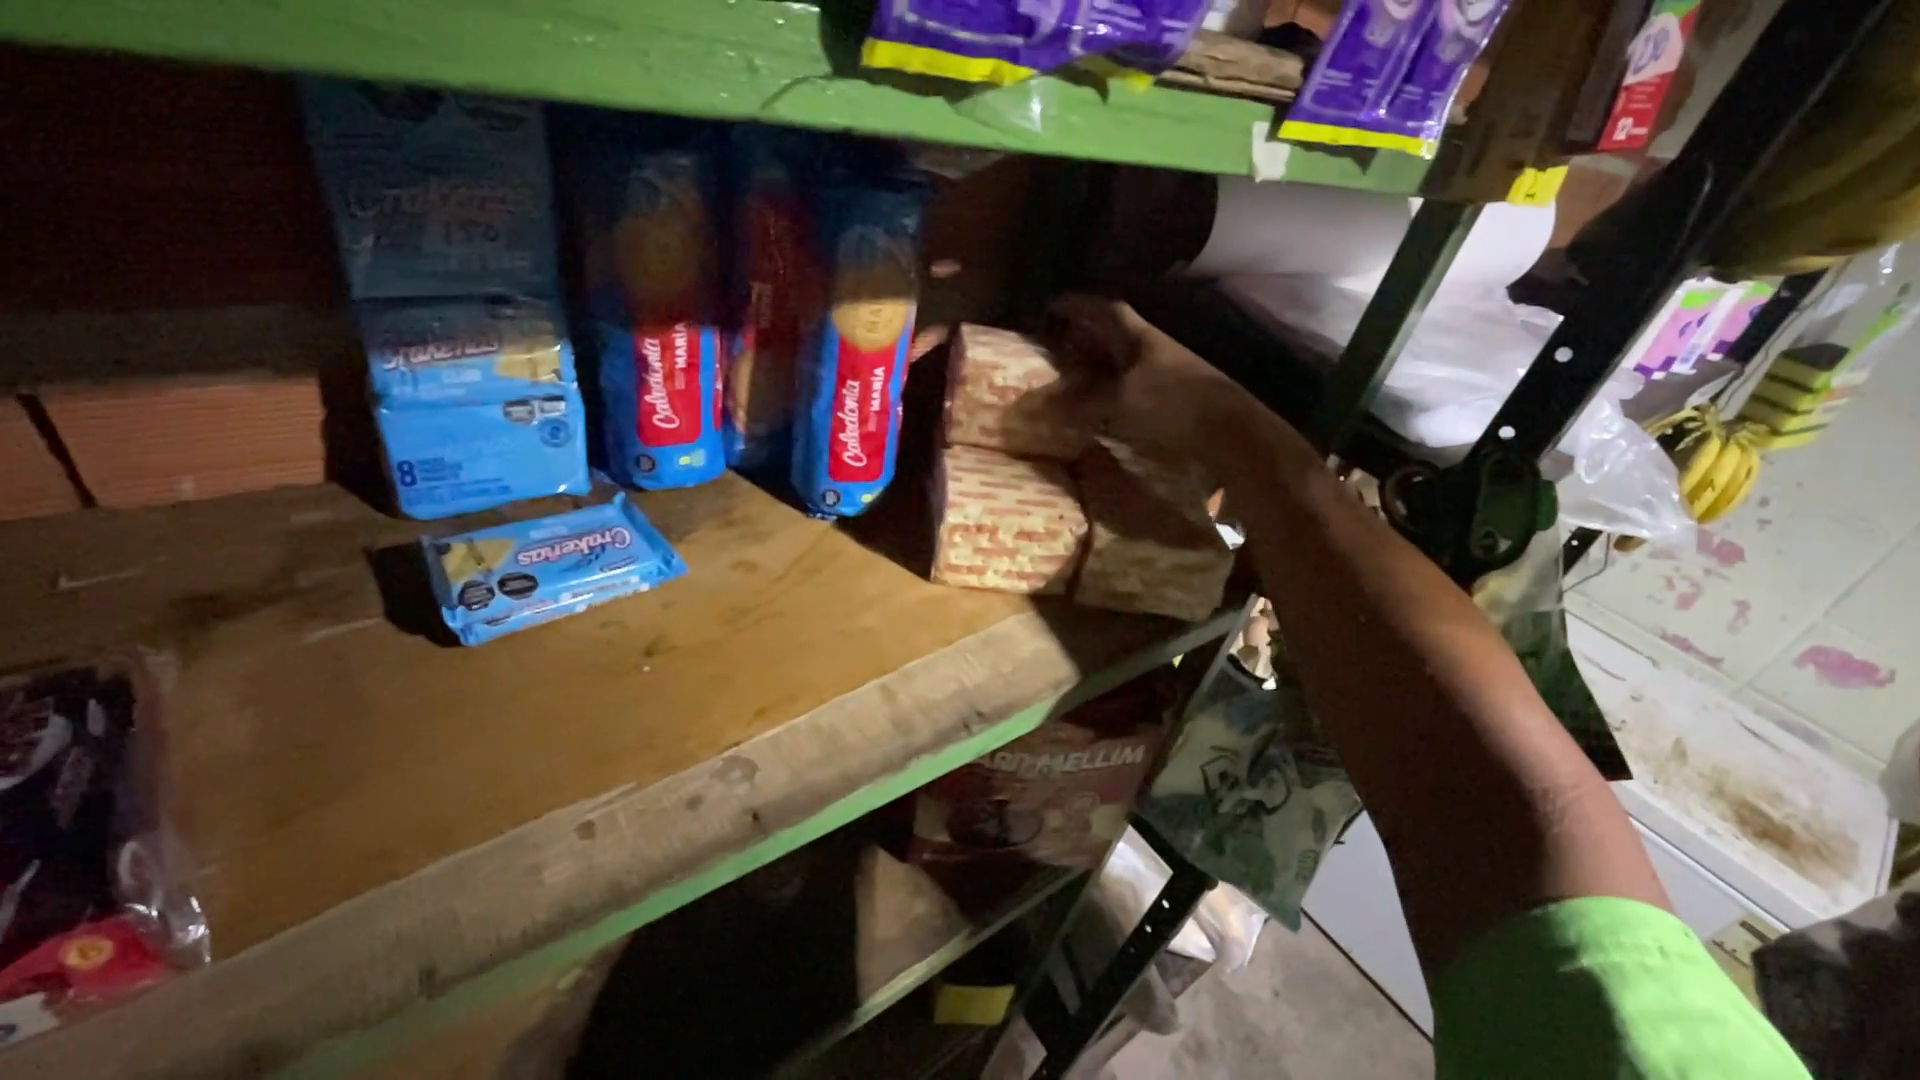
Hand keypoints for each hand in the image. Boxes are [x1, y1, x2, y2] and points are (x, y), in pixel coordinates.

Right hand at [1047, 294, 1250, 470]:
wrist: (1230, 431)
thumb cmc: (1175, 403)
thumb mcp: (1121, 400)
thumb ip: (1080, 402)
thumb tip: (1037, 406)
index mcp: (1138, 336)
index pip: (1102, 308)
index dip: (1076, 304)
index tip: (1050, 304)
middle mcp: (1150, 347)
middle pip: (1111, 333)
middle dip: (1082, 334)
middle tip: (1052, 342)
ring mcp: (1161, 372)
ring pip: (1120, 360)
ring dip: (1095, 364)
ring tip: (1068, 374)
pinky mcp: (1168, 397)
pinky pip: (1128, 385)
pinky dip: (1108, 390)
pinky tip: (1097, 406)